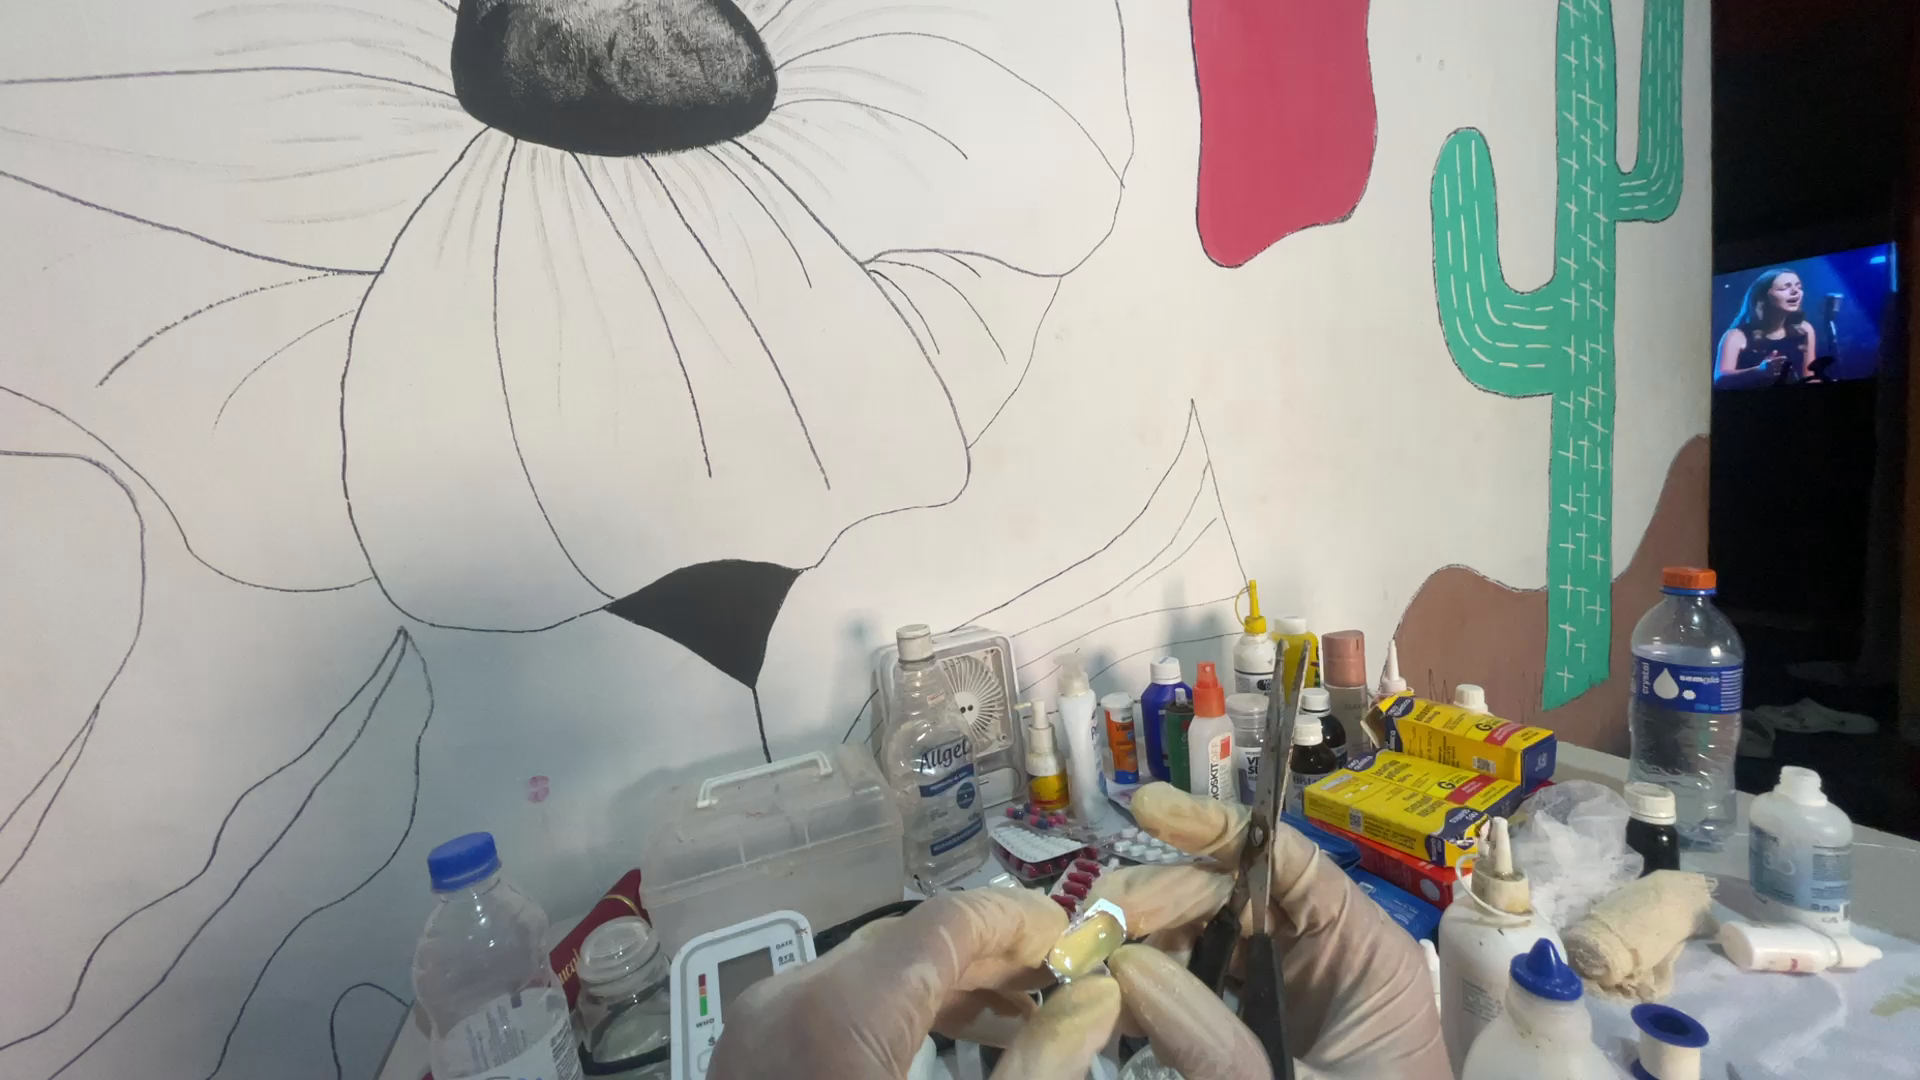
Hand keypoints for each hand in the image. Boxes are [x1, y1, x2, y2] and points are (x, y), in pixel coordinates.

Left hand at [706, 888, 1120, 1079]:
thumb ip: (1035, 1070)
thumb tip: (1096, 1001)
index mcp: (839, 1011)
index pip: (944, 922)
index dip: (1016, 919)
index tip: (1072, 936)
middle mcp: (792, 993)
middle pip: (910, 940)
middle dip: (991, 952)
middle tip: (1061, 973)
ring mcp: (762, 1018)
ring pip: (875, 965)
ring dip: (951, 979)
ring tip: (1024, 1004)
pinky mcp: (753, 1046)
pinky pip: (842, 999)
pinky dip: (902, 1006)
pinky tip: (955, 1030)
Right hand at [1090, 784, 1449, 1079]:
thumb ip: (1219, 1047)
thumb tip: (1126, 966)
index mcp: (1360, 950)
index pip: (1285, 858)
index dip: (1214, 824)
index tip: (1146, 811)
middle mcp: (1316, 948)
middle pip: (1227, 888)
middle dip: (1159, 895)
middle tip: (1096, 921)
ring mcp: (1277, 981)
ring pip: (1198, 927)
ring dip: (1142, 936)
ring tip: (1089, 955)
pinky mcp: (1245, 1016)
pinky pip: (1189, 976)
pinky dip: (1147, 981)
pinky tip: (1111, 990)